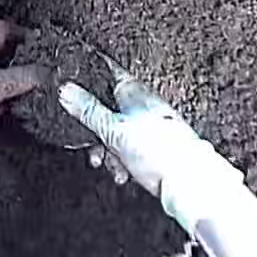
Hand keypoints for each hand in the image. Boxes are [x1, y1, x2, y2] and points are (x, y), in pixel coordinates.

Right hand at [60, 68, 244, 231]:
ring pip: (117, 130)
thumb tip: (65, 89)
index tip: (71, 83)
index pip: (106, 71)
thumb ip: (89, 110)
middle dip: (95, 128)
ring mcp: (150, 124)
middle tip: (92, 146)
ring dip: (108, 148)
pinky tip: (123, 173)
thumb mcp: (114, 129)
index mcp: (134, 91)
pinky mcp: (155, 146)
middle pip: (108, 106)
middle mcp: (142, 104)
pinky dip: (122, 159)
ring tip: (109, 164)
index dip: (87, 75)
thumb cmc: (158, 151)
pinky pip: (130, 147)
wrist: (191, 184)